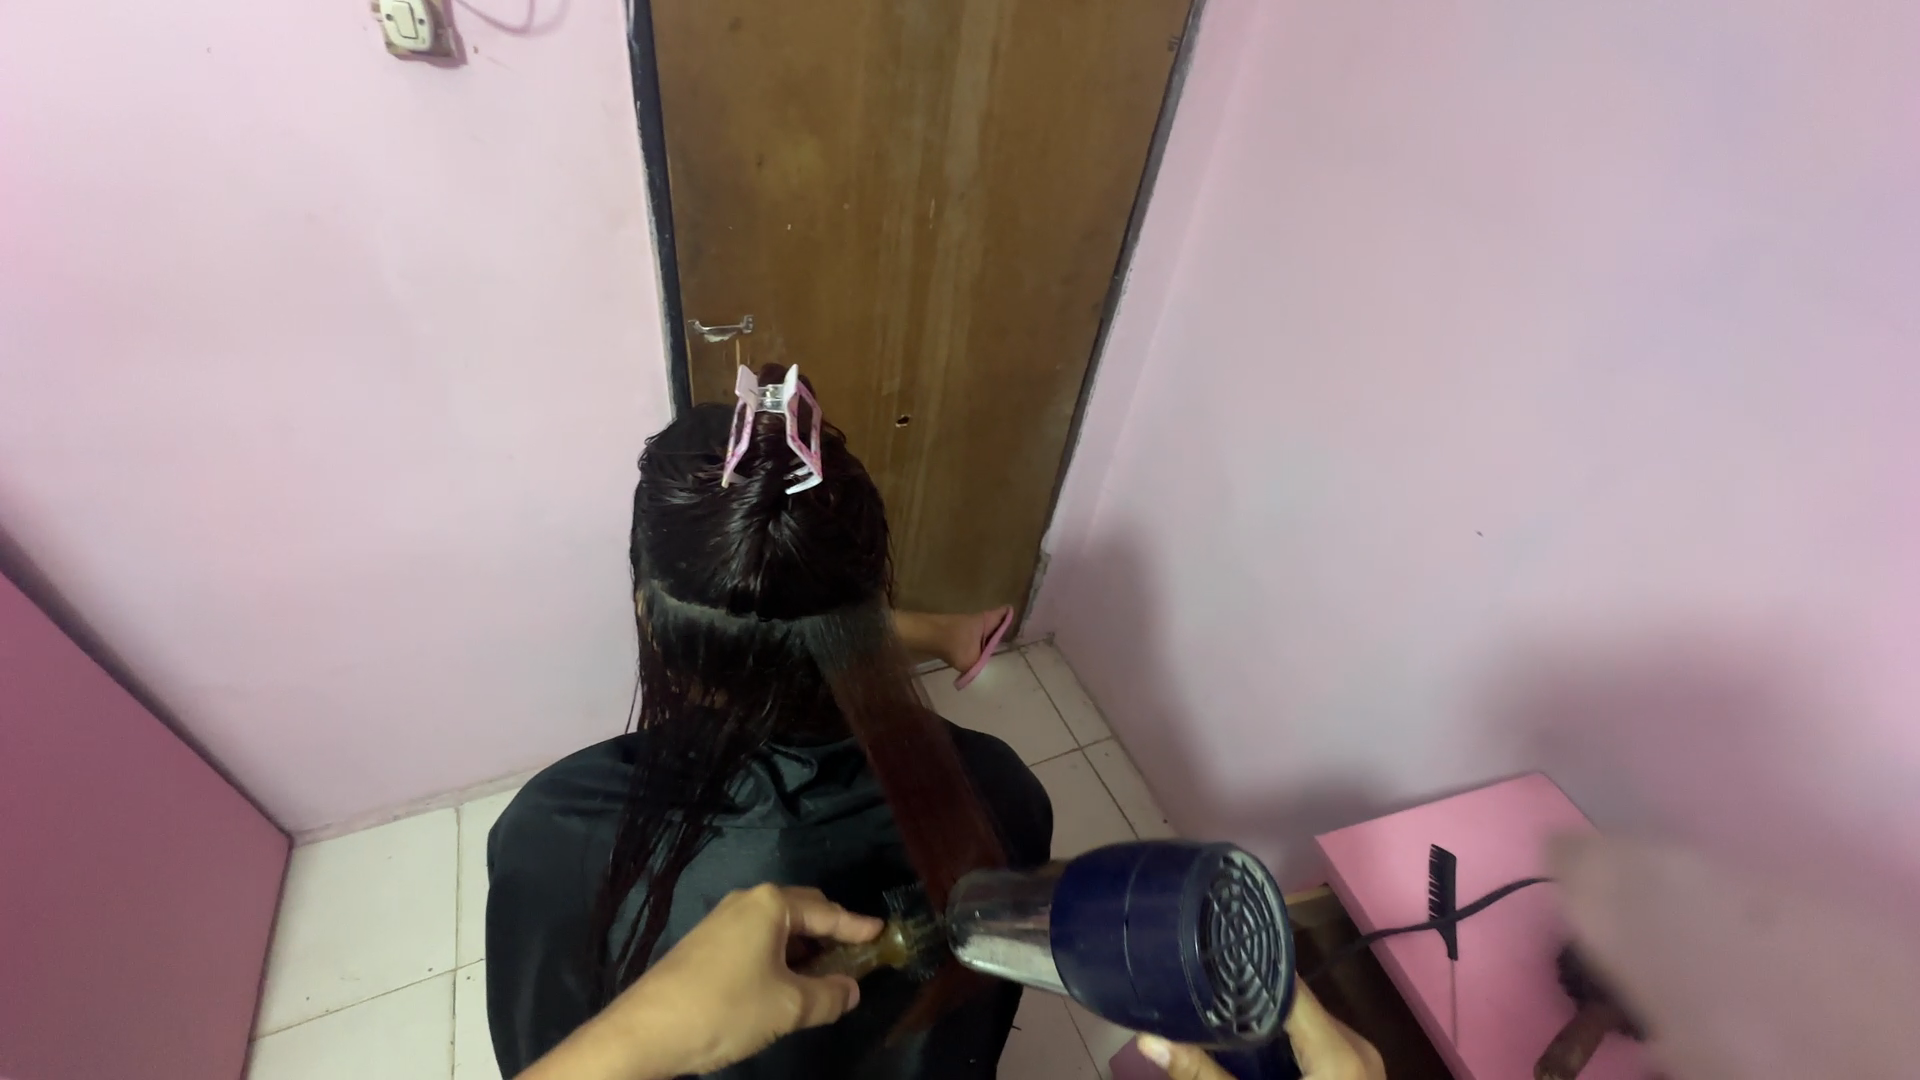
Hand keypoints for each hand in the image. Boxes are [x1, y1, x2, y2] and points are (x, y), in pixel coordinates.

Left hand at [527, 884, 882, 1079]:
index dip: (857, 925)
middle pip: (804, 910)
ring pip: (778, 925)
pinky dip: (779, 954)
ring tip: (821, 976)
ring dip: (803, 947)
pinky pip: (757, 937)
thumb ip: (828, 996)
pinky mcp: (706, 941)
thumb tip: (852, 989)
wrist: (644, 1032)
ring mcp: (724, 918)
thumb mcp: (787, 1007)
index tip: (881, 931)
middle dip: (831, 932)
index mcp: (773, 903)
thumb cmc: (725, 1009)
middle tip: (854, 956)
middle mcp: (750, 900)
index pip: (828, 911)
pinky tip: (782, 982)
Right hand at [1134, 979, 1384, 1079]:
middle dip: (1246, 993)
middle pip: (1291, 999)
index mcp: (1339, 1051)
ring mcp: (1359, 1061)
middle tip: (1199, 976)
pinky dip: (1281, 1038)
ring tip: (1216, 1001)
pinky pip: (1313, 1039)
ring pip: (1301, 1017)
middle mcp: (1355, 1045)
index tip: (1206, 948)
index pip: (1288, 984)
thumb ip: (1203, 1076)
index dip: (1246, 965)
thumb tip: (1147, 1038)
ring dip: (1263, 1017)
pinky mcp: (1353, 1074)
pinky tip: (1249, 1041)